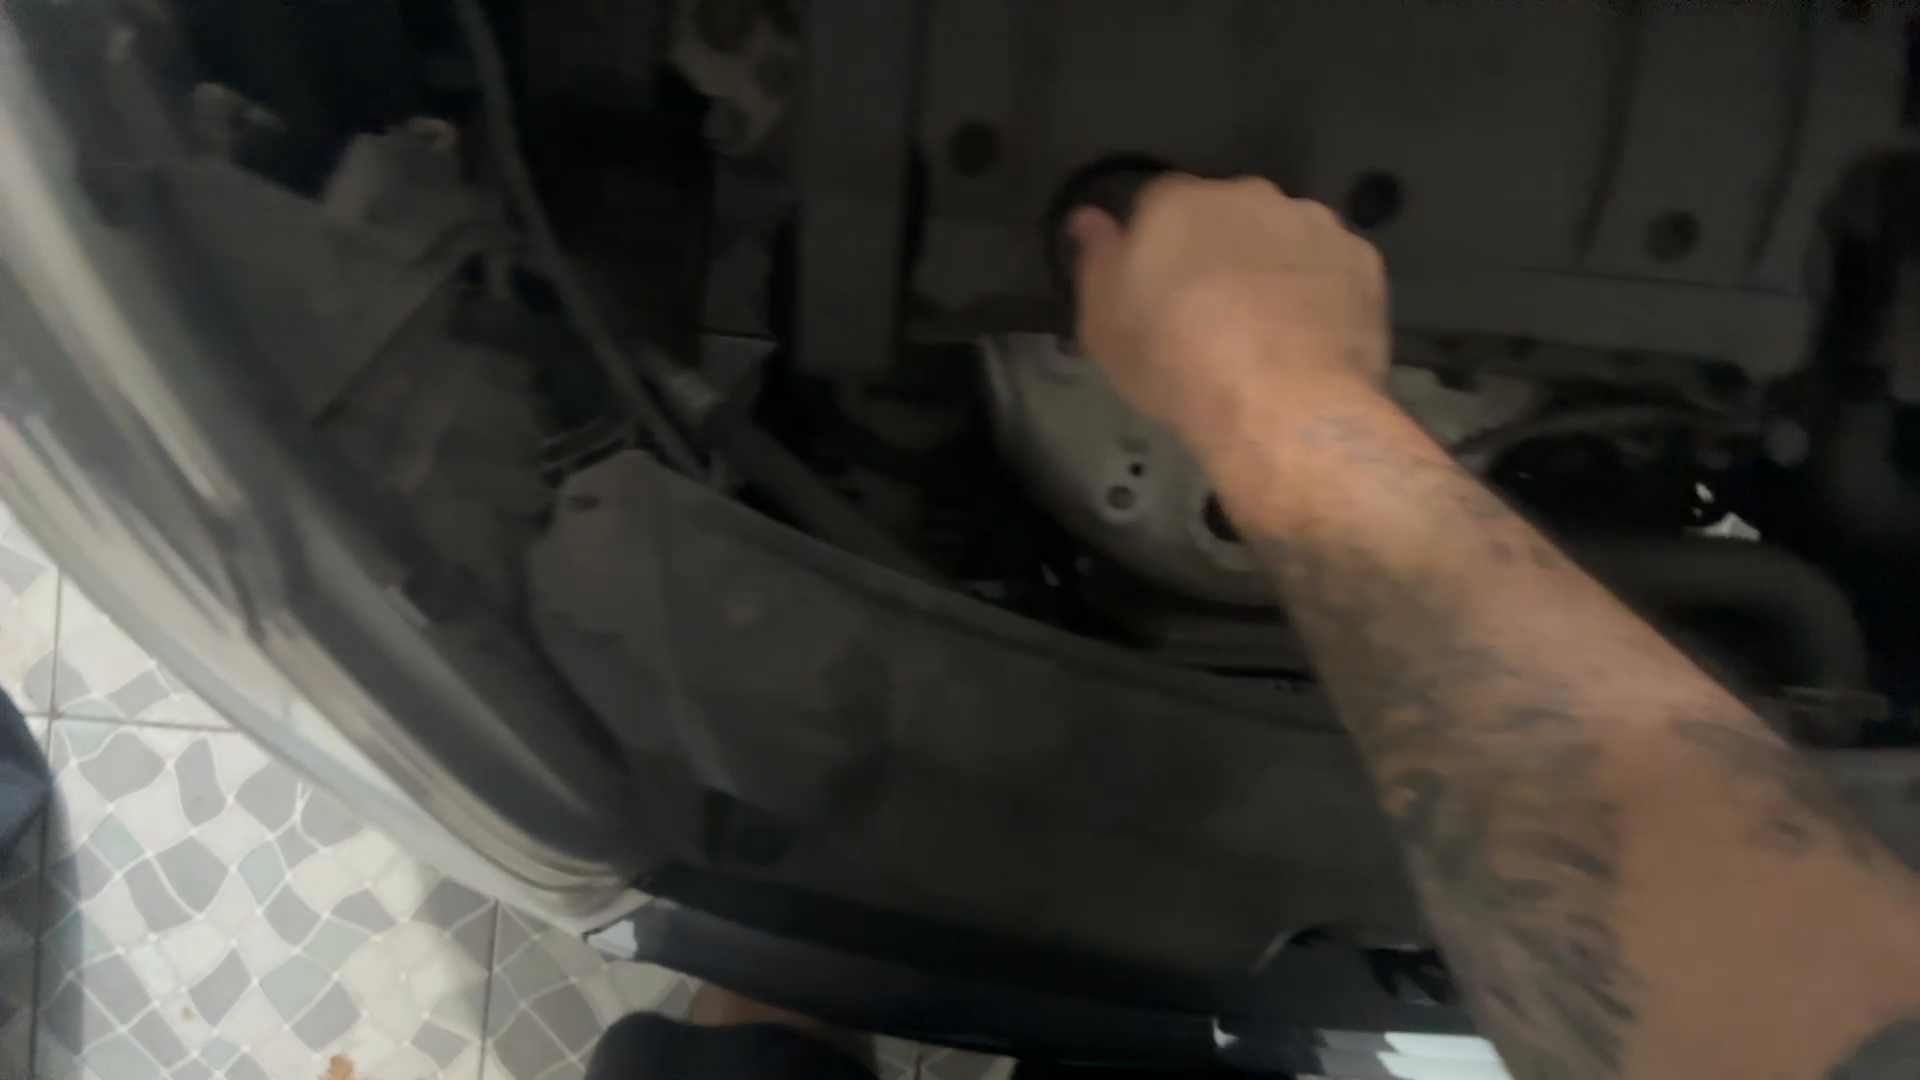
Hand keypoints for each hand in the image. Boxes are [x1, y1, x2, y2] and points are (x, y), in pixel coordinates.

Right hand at [1069, 175, 1390, 454]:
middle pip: (1221, 213)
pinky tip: (1300, 336)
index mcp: (1178, 206)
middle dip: (1212, 249)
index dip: (1150, 241)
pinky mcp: (1360, 260)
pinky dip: (1311, 289)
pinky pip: (1324, 266)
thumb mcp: (1104, 326)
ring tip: (1257, 329)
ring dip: (1264, 265)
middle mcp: (1248, 196)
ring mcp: (1312, 223)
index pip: (1154, 200)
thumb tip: (1087, 218)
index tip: (1150, 284)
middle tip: (1203, 311)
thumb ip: (1095, 261)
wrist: (1279, 405)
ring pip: (1277, 235)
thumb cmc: (1175, 365)